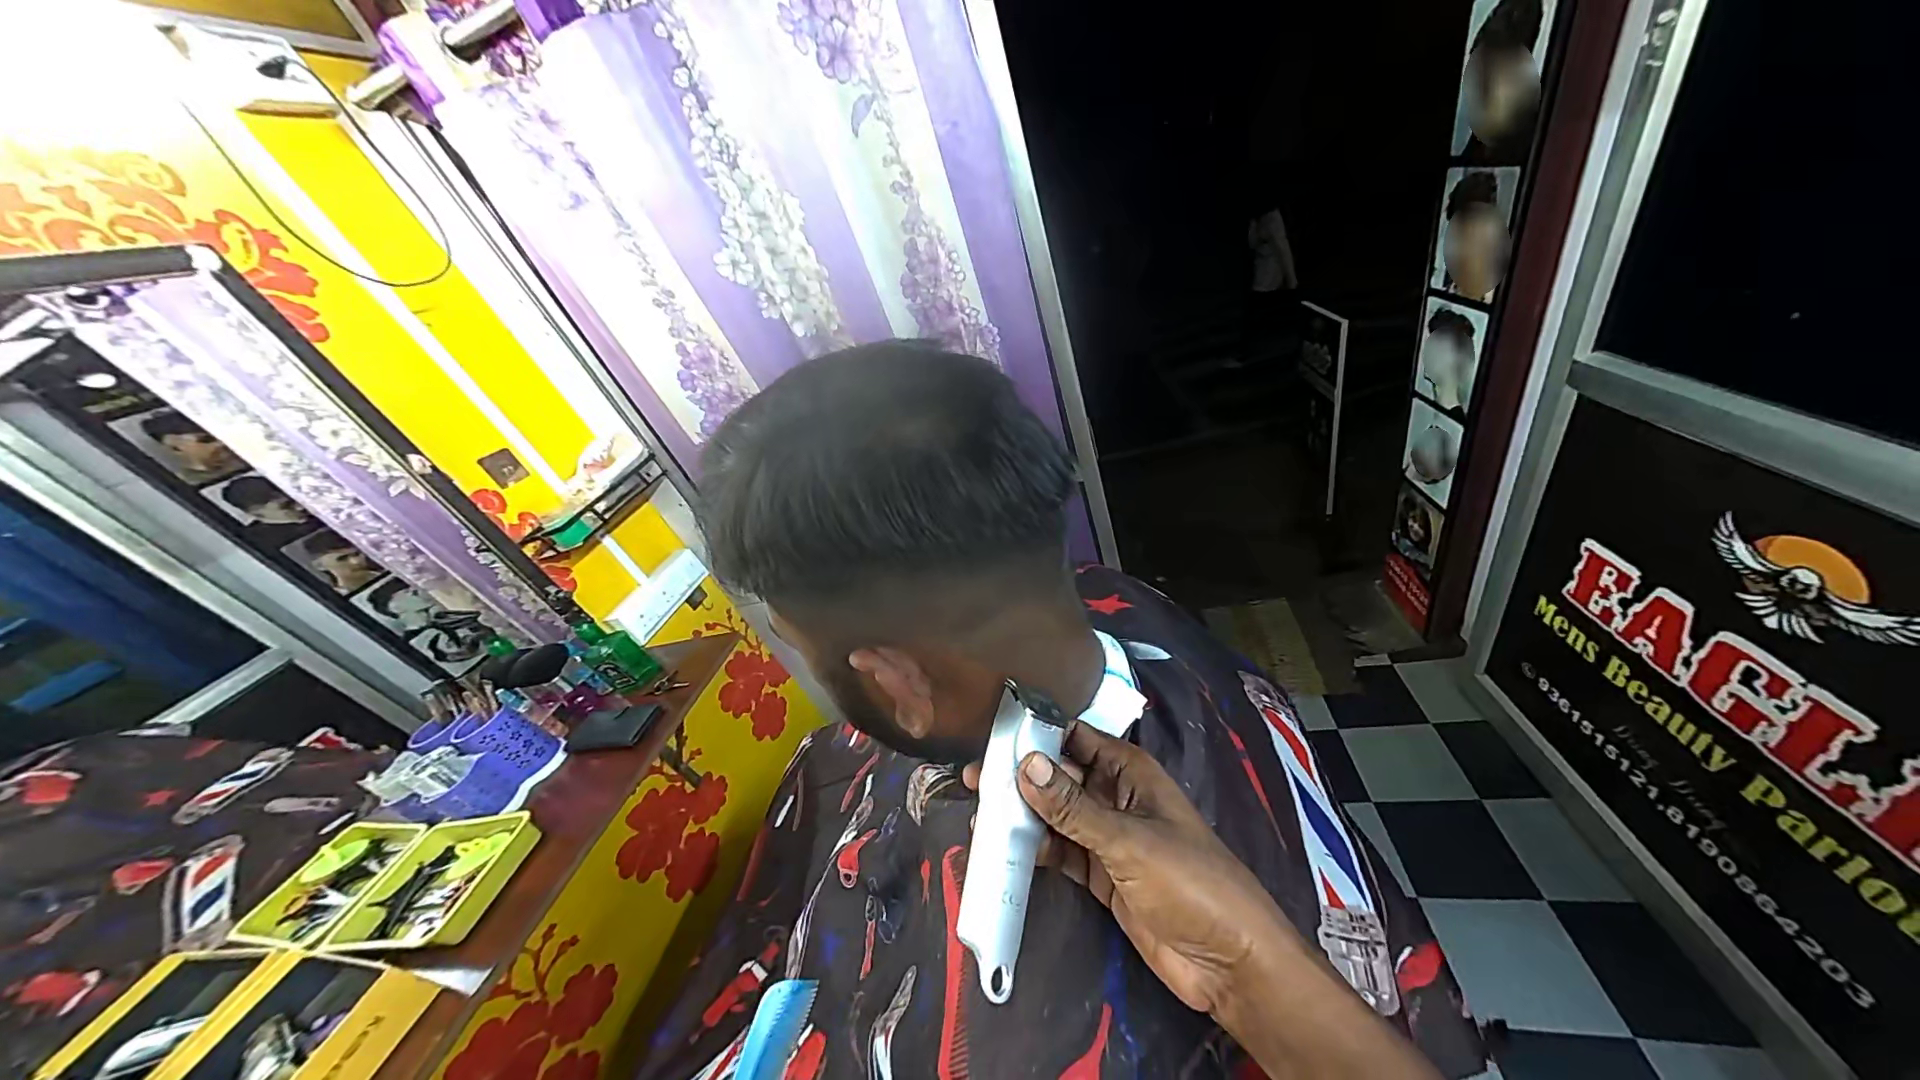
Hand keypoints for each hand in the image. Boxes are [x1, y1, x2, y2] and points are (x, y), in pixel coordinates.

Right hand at [969, 722, 1443, 1079]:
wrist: (1230, 963)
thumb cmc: (1189, 882)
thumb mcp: (1128, 840)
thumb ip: (1073, 806)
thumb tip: (1025, 764)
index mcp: (1129, 770)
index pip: (1075, 737)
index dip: (1037, 731)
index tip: (992, 730)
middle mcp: (1113, 795)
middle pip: (1059, 775)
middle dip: (1020, 775)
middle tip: (973, 776)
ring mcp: (1105, 835)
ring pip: (1054, 813)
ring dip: (1021, 813)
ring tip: (977, 808)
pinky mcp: (1098, 872)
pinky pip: (1059, 850)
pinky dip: (1034, 848)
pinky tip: (1002, 846)